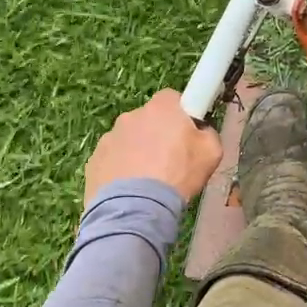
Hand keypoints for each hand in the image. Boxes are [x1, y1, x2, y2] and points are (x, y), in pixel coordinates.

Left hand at [84, 89, 222, 207]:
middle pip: (149, 119)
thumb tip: (200, 132)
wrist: (136, 209)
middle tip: (170, 160)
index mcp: (162, 107)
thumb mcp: (212, 152)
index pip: (172, 98)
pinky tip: (131, 189)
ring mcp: (109, 137)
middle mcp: (132, 115)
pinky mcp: (94, 160)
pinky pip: (113, 159)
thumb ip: (208, 133)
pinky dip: (121, 169)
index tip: (185, 133)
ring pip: (129, 139)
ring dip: (137, 152)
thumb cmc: (179, 175)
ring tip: (148, 180)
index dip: (181, 114)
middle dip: (158, 133)